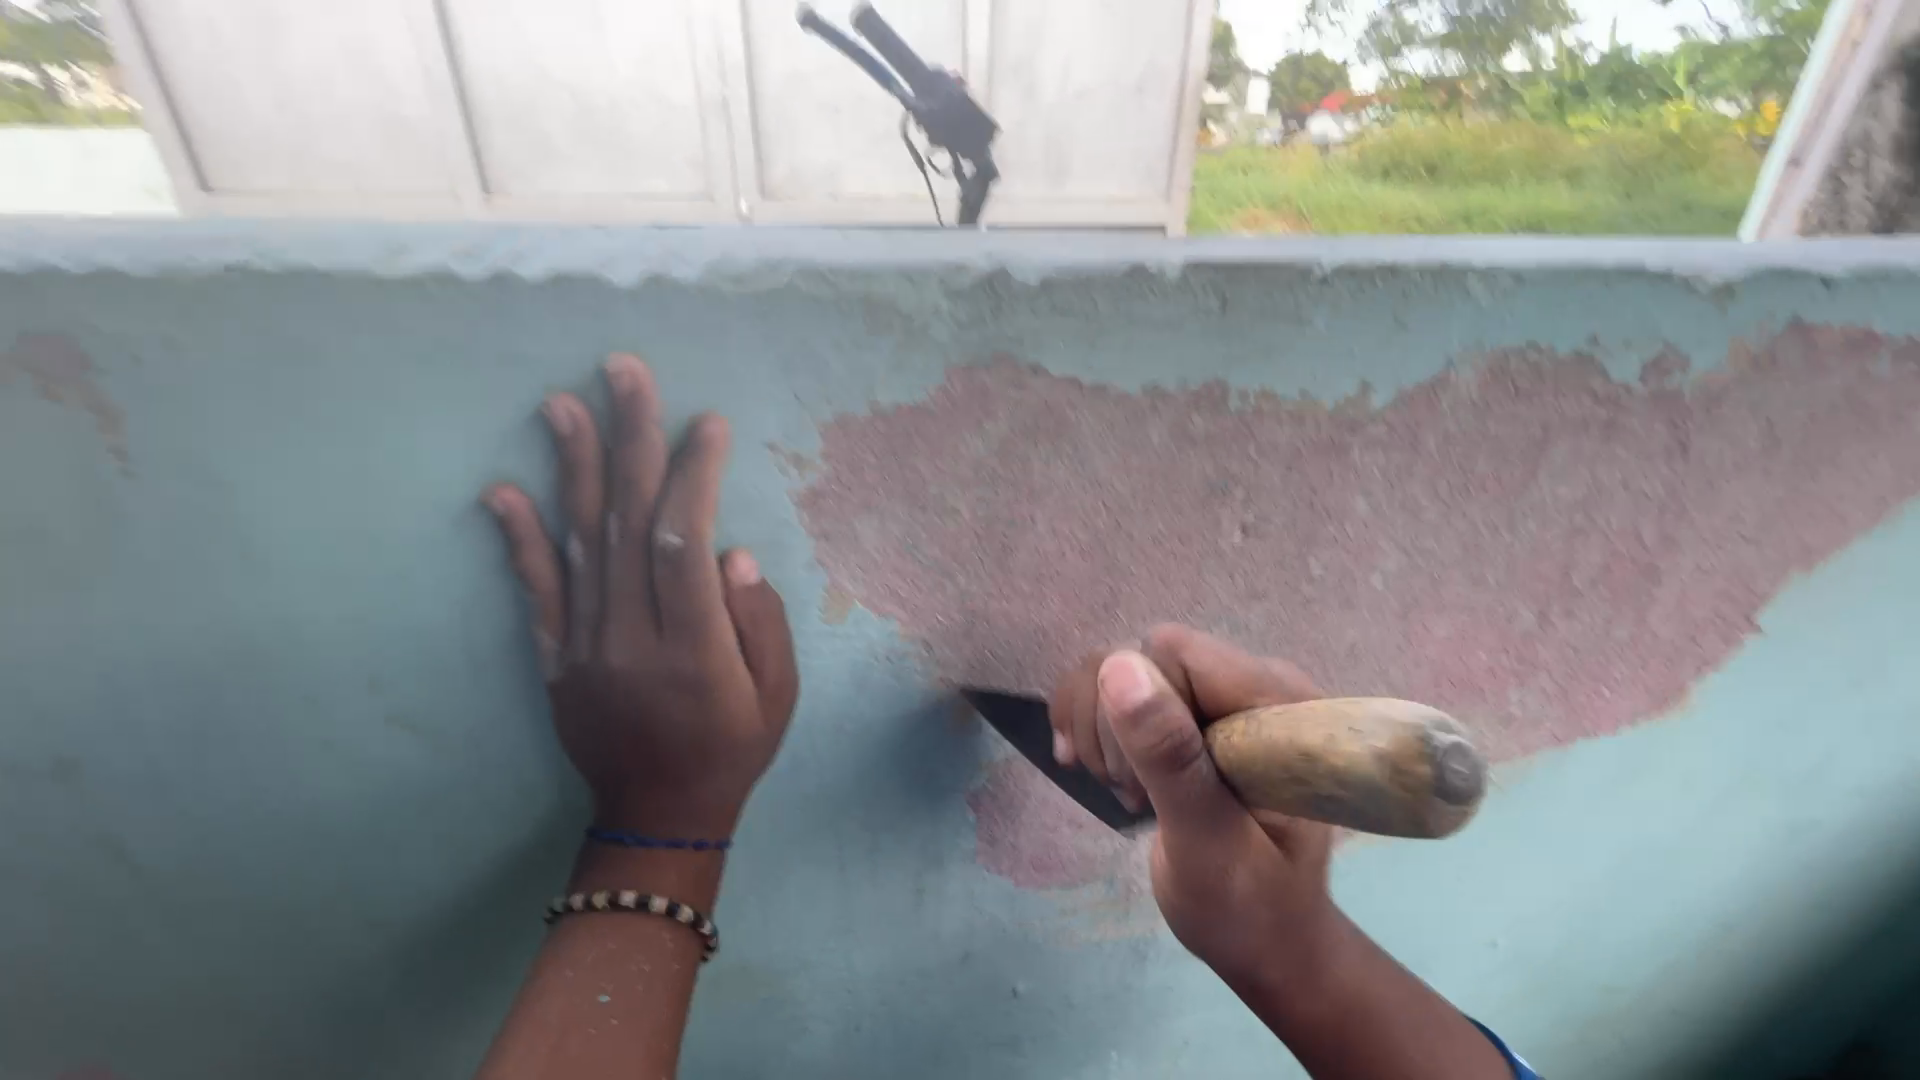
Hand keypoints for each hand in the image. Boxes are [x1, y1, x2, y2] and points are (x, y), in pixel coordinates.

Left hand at [484, 354, 800, 836]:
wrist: (658, 816)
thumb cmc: (733, 749)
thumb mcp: (778, 694)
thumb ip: (760, 622)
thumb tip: (732, 555)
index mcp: (693, 646)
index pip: (684, 541)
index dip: (694, 475)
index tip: (708, 423)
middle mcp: (630, 637)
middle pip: (626, 523)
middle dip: (630, 440)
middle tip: (625, 371)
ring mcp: (583, 647)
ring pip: (578, 544)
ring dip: (572, 468)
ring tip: (563, 403)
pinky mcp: (555, 658)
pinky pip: (536, 592)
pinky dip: (519, 540)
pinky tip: (503, 491)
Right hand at [1050, 625, 1338, 991]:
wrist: (1264, 940)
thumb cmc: (1249, 907)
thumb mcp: (1208, 844)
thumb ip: (1170, 758)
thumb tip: (1118, 667)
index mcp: (1277, 702)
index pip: (1174, 653)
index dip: (1138, 710)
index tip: (1139, 783)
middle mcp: (1250, 681)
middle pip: (1141, 656)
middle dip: (1112, 724)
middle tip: (1132, 794)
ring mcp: (1219, 693)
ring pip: (1118, 666)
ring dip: (1097, 728)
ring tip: (1124, 788)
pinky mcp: (1190, 708)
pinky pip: (1114, 684)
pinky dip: (1088, 724)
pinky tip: (1089, 766)